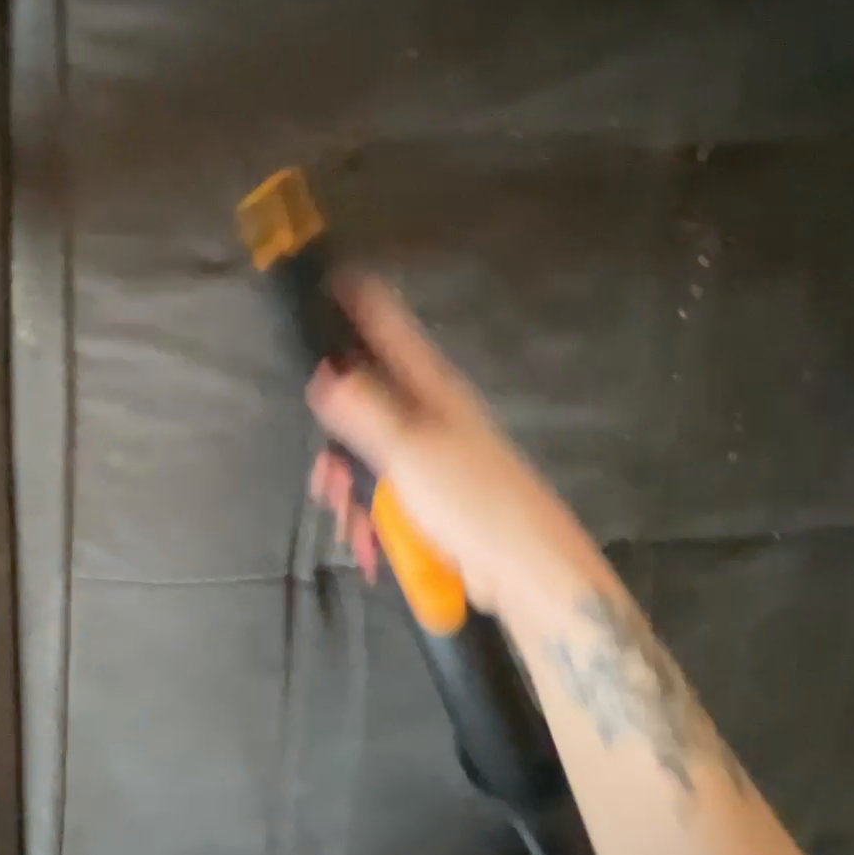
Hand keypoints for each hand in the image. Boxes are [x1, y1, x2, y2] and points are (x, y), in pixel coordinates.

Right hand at [305, 277, 597, 615]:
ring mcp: (429, 458)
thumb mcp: (411, 452)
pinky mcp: (428, 496)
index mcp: (431, 392)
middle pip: (364, 406)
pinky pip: (380, 493)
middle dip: (336, 446)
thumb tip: (325, 373)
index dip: (364, 305)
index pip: (392, 333)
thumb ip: (364, 410)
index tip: (335, 279)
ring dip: (349, 492)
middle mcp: (428, 416)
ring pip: (365, 457)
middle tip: (326, 481)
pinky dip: (367, 516)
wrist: (528, 575)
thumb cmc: (474, 502)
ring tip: (350, 524)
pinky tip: (368, 543)